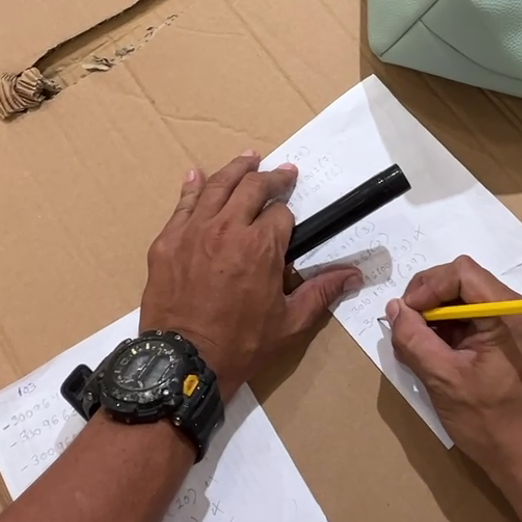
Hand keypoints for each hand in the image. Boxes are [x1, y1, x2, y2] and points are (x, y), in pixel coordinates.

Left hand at [139, 153, 360, 401]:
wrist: (183, 363)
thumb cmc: (240, 345)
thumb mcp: (288, 322)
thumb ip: (320, 291)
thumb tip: (353, 275)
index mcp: (261, 246)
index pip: (280, 213)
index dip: (287, 216)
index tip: (288, 221)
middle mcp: (229, 228)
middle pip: (252, 187)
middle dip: (271, 178)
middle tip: (282, 173)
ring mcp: (194, 231)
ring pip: (217, 186)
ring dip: (236, 170)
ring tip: (249, 158)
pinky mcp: (168, 241)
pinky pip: (182, 205)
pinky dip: (192, 186)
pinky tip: (197, 174)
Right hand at [385, 256, 521, 485]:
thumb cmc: (491, 425)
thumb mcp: (443, 380)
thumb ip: (414, 339)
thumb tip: (394, 308)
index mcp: (509, 314)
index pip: (462, 273)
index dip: (428, 286)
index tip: (406, 312)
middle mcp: (518, 310)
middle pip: (464, 280)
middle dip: (430, 298)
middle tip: (407, 325)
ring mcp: (517, 325)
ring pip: (466, 298)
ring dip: (438, 315)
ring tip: (418, 343)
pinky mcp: (512, 340)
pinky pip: (475, 317)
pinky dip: (451, 328)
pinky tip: (435, 351)